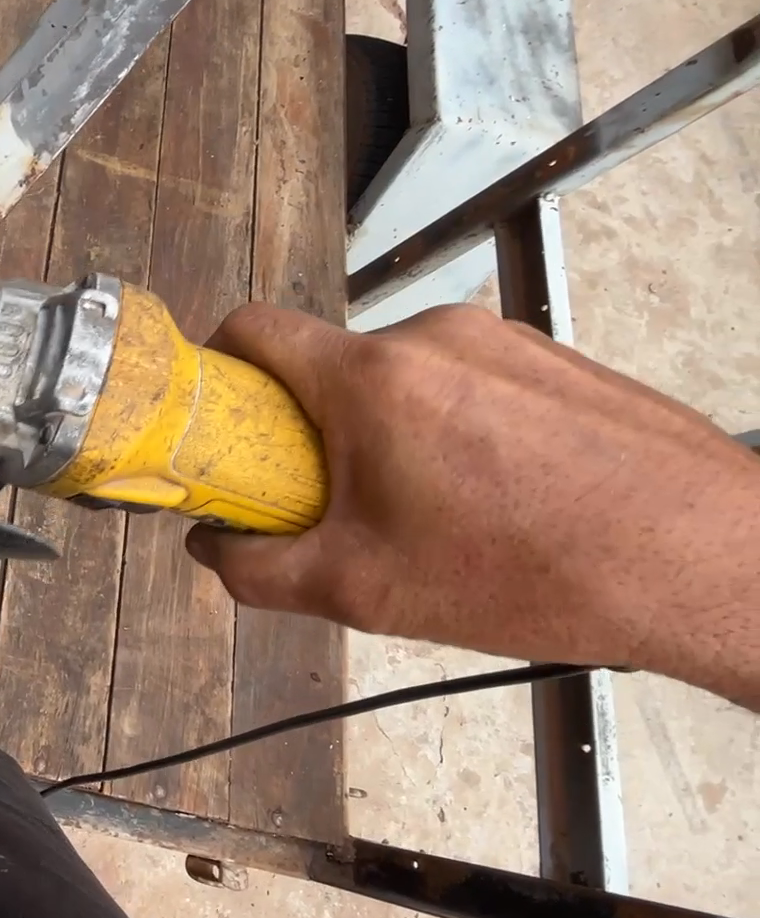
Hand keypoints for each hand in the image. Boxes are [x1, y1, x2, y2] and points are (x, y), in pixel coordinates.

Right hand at [185, 303, 759, 703]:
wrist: (725, 572)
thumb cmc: (522, 574)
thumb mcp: (356, 589)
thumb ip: (252, 568)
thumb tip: (209, 544)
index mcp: (370, 377)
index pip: (254, 327)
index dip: (215, 361)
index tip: (218, 415)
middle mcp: (430, 335)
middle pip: (322, 362)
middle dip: (302, 421)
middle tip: (322, 491)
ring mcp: (502, 338)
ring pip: (390, 372)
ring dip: (372, 424)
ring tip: (412, 497)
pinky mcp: (556, 357)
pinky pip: (458, 377)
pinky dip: (437, 421)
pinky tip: (482, 486)